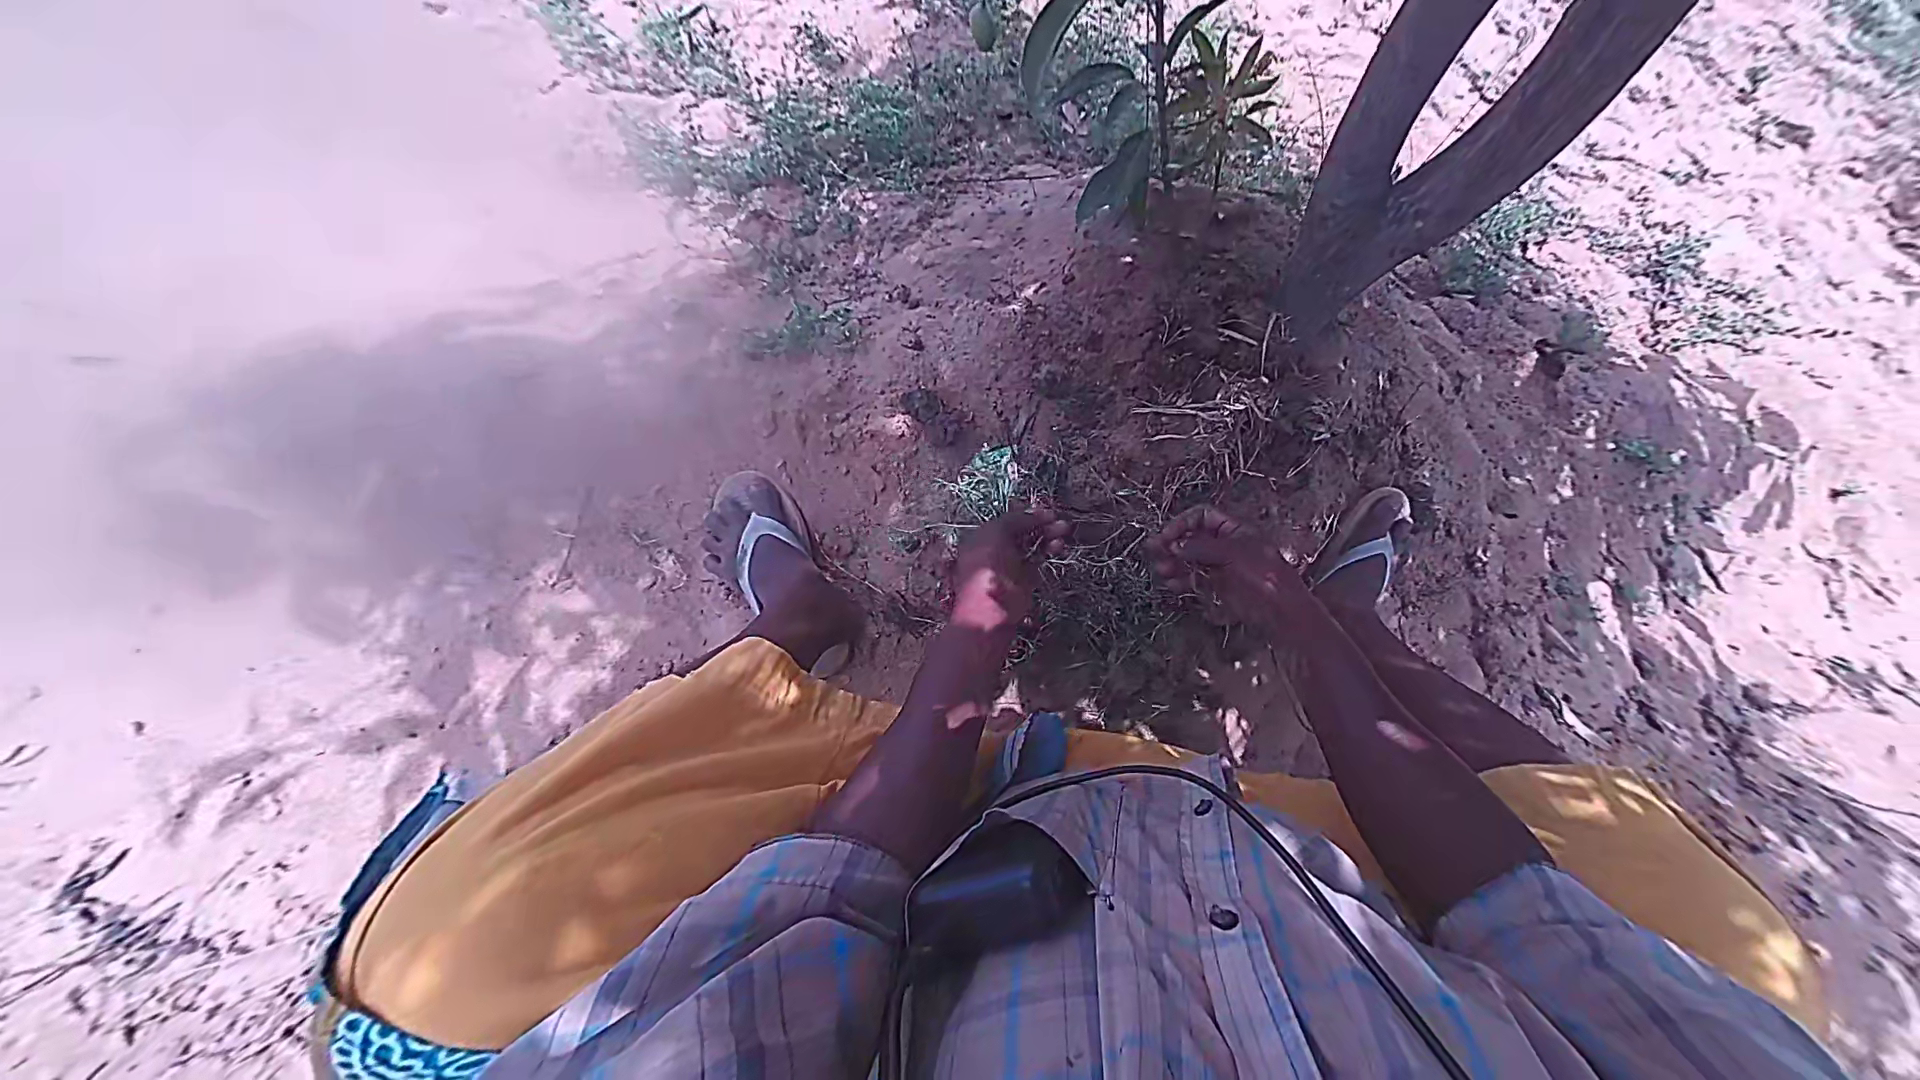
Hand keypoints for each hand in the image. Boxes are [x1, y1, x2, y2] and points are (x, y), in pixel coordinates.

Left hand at [949, 507, 1070, 634]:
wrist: (992, 609)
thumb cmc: (988, 567)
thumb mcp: (996, 533)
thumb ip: (1014, 520)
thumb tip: (1032, 514)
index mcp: (982, 536)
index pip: (1007, 520)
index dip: (1025, 513)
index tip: (1044, 510)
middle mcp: (995, 548)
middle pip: (1021, 530)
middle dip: (1040, 523)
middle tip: (1058, 519)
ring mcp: (1010, 563)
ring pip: (1032, 543)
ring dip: (1048, 534)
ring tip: (1063, 529)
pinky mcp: (1025, 578)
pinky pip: (1039, 557)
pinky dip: (1049, 549)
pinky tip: (1059, 544)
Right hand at [1147, 505, 1302, 624]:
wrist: (1281, 612)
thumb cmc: (1263, 576)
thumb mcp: (1233, 553)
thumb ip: (1201, 547)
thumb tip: (1174, 545)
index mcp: (1234, 530)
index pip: (1202, 517)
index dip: (1182, 523)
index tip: (1166, 537)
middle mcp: (1226, 545)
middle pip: (1192, 537)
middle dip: (1173, 543)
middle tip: (1154, 551)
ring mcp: (1221, 567)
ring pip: (1190, 559)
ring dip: (1173, 563)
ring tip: (1162, 570)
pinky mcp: (1218, 587)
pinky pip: (1194, 579)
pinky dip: (1181, 580)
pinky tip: (1172, 584)